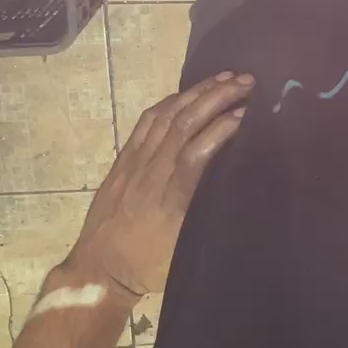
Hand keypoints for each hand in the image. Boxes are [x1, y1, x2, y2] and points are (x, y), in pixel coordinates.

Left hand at [56, 72, 254, 299]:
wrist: (98, 270)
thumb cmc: (151, 265)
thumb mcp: (187, 248)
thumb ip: (210, 213)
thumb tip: (243, 184)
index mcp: (170, 200)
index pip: (197, 153)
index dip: (222, 128)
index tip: (249, 112)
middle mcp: (151, 174)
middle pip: (184, 124)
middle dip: (217, 97)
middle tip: (247, 81)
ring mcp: (134, 162)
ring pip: (166, 116)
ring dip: (198, 92)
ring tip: (225, 77)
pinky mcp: (123, 158)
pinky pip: (147, 121)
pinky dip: (171, 101)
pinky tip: (189, 93)